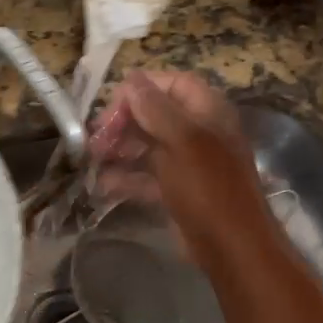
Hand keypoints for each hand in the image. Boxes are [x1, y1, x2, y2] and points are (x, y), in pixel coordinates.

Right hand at [90, 71, 269, 258]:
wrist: (228, 243)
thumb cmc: (208, 187)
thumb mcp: (181, 141)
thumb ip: (155, 109)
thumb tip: (131, 79)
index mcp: (207, 112)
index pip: (172, 84)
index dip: (141, 90)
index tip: (110, 106)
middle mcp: (198, 132)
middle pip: (155, 116)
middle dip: (123, 123)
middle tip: (95, 138)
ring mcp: (186, 164)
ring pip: (147, 147)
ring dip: (119, 151)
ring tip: (93, 160)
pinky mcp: (175, 191)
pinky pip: (146, 178)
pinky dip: (125, 179)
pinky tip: (104, 185)